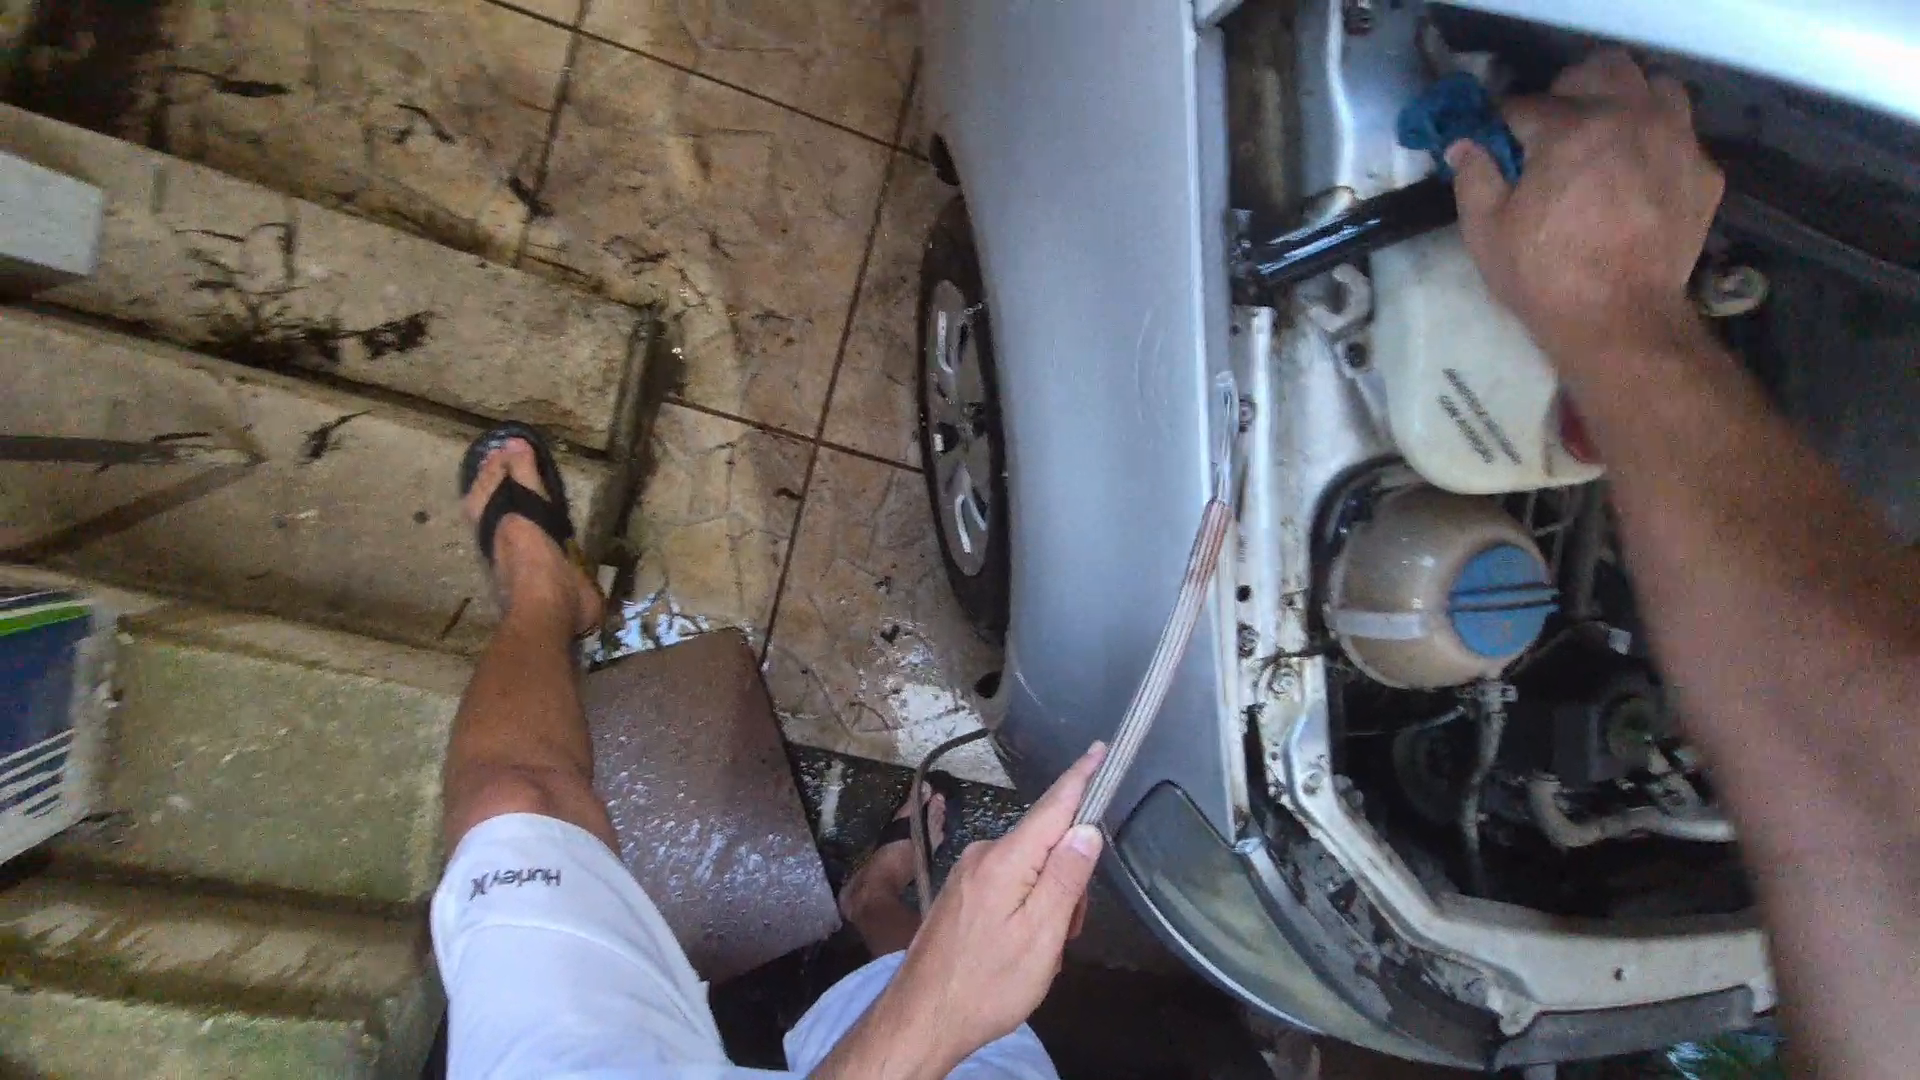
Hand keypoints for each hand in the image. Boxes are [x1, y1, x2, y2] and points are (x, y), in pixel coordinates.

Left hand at [857, 742, 1107, 1073]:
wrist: (920, 1018)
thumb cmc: (987, 984)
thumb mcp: (1040, 937)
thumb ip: (1065, 879)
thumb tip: (1086, 827)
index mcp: (1005, 859)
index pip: (1052, 807)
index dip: (1079, 778)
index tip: (1098, 748)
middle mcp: (983, 852)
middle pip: (1044, 843)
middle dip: (1067, 877)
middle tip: (1066, 932)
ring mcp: (968, 870)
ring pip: (1027, 866)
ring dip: (1046, 899)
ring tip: (1038, 951)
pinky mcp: (961, 889)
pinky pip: (1008, 881)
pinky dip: (1025, 905)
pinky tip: (1018, 945)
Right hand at [1449, 49, 1724, 361]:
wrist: (1615, 314)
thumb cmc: (1540, 274)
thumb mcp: (1485, 231)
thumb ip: (1473, 177)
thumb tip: (1464, 145)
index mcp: (1571, 131)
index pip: (1526, 104)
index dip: (1500, 123)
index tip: (1488, 143)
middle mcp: (1631, 118)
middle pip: (1600, 69)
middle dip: (1565, 91)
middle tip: (1543, 131)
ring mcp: (1676, 139)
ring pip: (1652, 86)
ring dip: (1618, 103)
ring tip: (1594, 143)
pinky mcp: (1701, 169)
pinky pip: (1677, 132)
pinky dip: (1648, 142)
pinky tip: (1626, 178)